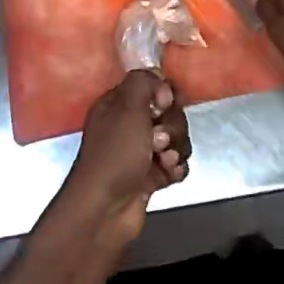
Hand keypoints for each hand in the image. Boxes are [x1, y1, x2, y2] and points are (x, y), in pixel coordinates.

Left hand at [54, 70, 189, 247]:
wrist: (106, 208)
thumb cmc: (115, 153)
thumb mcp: (127, 107)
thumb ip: (143, 82)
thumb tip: (158, 75)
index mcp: (118, 104)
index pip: (152, 86)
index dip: (164, 94)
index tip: (163, 104)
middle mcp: (129, 125)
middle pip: (169, 114)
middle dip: (173, 126)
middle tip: (159, 140)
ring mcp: (140, 151)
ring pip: (176, 139)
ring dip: (177, 149)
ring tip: (164, 161)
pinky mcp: (151, 176)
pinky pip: (176, 164)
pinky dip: (176, 169)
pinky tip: (170, 176)